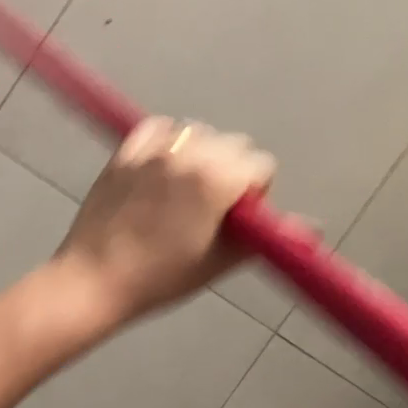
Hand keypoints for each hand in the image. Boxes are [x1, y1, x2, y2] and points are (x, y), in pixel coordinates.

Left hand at [55, 117, 275, 320]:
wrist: (95, 278)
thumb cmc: (160, 277)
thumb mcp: (221, 261)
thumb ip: (266, 237)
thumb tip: (312, 227)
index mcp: (215, 178)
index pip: (260, 165)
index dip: (255, 192)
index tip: (238, 217)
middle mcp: (185, 155)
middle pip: (230, 144)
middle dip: (231, 170)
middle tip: (212, 207)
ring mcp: (149, 152)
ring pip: (195, 132)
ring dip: (200, 152)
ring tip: (186, 188)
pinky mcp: (121, 155)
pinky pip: (155, 129)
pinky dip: (166, 139)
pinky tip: (163, 166)